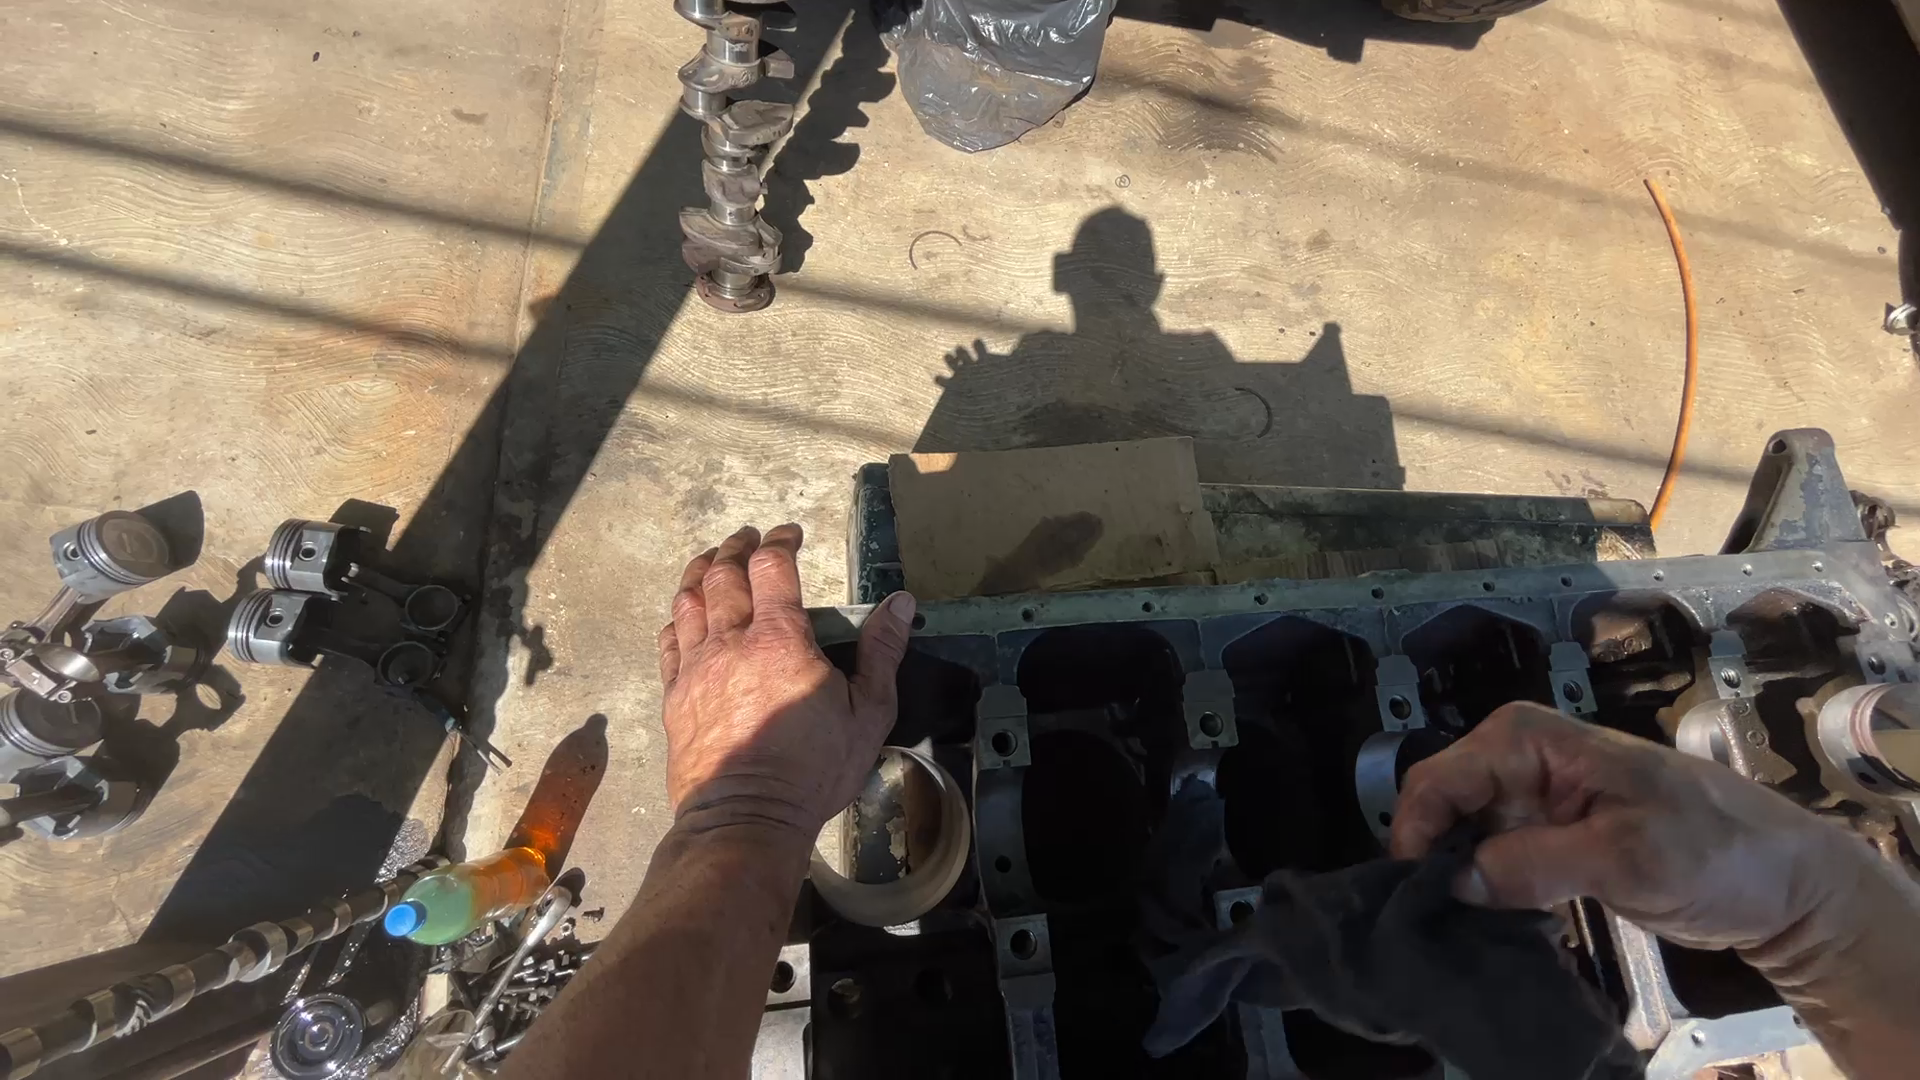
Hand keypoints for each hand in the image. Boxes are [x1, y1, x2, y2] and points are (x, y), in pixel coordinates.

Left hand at [656, 524, 915, 840]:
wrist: (745, 820)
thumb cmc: (813, 768)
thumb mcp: (868, 712)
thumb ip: (882, 651)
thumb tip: (901, 602)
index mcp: (781, 638)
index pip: (774, 568)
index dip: (782, 542)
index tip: (790, 532)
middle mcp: (732, 641)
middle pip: (725, 574)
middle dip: (737, 547)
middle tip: (748, 536)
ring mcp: (695, 667)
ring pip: (689, 600)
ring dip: (701, 570)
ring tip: (711, 558)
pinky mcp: (674, 695)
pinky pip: (668, 641)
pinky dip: (677, 616)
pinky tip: (684, 612)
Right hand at [1390, 701, 1861, 952]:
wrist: (1797, 885)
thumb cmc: (1719, 851)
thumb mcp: (1627, 858)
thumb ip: (1531, 863)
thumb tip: (1451, 881)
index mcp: (1522, 739)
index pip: (1438, 779)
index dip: (1416, 830)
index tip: (1412, 889)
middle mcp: (1512, 755)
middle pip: (1442, 801)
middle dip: (1433, 852)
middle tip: (1431, 910)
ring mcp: (1525, 790)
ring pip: (1459, 827)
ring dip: (1456, 869)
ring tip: (1455, 915)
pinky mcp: (1539, 825)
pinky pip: (1488, 846)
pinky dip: (1482, 878)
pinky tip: (1486, 908)